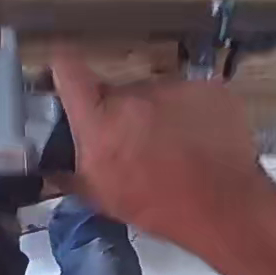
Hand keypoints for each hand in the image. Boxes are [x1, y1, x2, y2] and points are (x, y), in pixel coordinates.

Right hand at [50, 47, 275, 247]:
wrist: (222, 206)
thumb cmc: (157, 205)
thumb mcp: (101, 197)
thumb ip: (70, 174)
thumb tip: (52, 169)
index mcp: (100, 118)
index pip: (68, 68)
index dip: (64, 71)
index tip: (67, 78)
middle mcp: (134, 93)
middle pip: (119, 92)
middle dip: (123, 114)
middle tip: (138, 145)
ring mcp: (175, 87)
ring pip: (158, 96)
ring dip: (160, 115)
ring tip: (176, 148)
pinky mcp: (209, 88)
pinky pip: (192, 97)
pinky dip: (193, 115)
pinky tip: (200, 141)